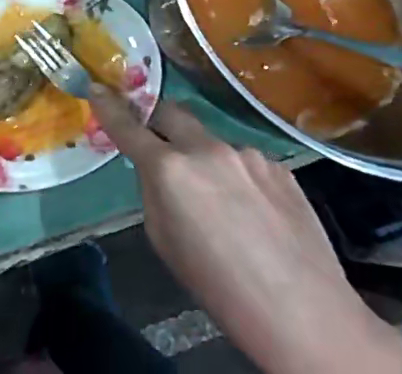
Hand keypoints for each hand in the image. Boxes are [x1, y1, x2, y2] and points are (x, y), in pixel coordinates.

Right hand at [89, 88, 401, 373]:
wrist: (303, 312)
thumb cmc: (220, 288)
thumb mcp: (165, 244)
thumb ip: (154, 194)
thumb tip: (157, 172)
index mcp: (170, 169)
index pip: (129, 127)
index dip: (109, 107)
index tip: (97, 89)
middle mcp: (207, 148)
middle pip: (172, 113)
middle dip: (158, 121)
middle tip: (158, 142)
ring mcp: (247, 152)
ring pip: (212, 143)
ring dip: (206, 161)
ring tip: (224, 208)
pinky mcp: (279, 165)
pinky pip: (246, 163)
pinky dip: (239, 179)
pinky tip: (255, 215)